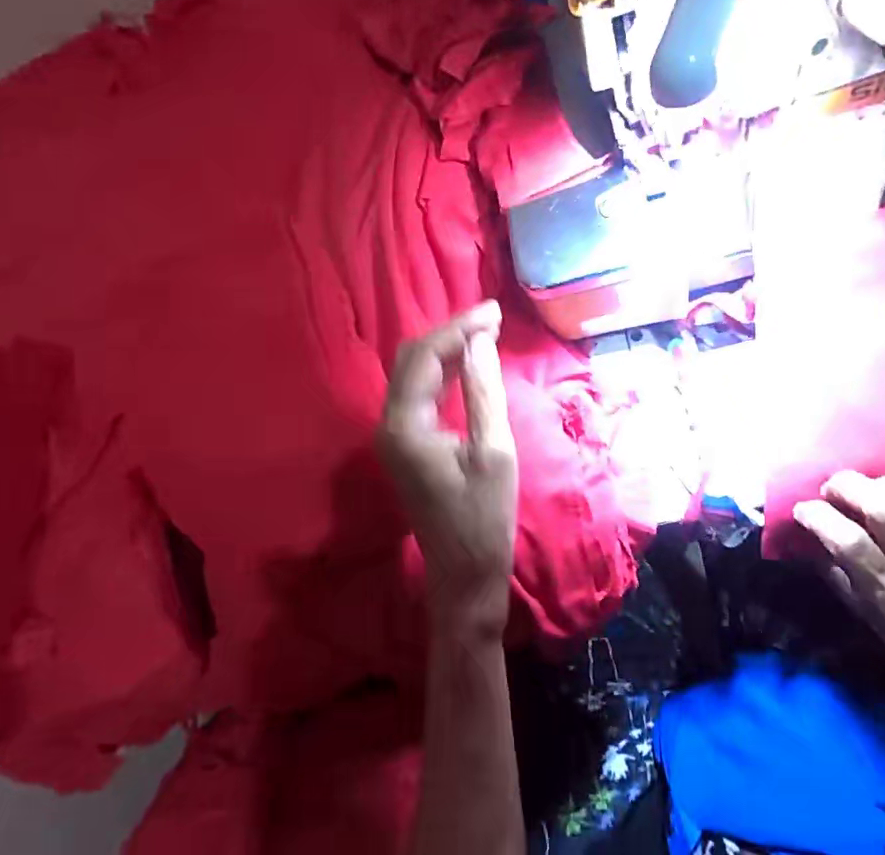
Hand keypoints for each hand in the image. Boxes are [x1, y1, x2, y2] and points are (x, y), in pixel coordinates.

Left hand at [378, 302, 519, 631]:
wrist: (463, 573)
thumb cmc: (484, 518)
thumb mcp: (494, 452)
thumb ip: (484, 392)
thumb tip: (481, 341)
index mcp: (405, 426)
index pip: (426, 357)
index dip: (459, 328)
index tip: (496, 312)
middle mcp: (388, 424)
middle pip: (412, 359)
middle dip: (451, 332)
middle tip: (493, 317)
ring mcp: (393, 434)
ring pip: (414, 373)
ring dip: (447, 349)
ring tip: (487, 331)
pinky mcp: (404, 442)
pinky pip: (419, 392)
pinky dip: (443, 372)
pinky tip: (469, 362)